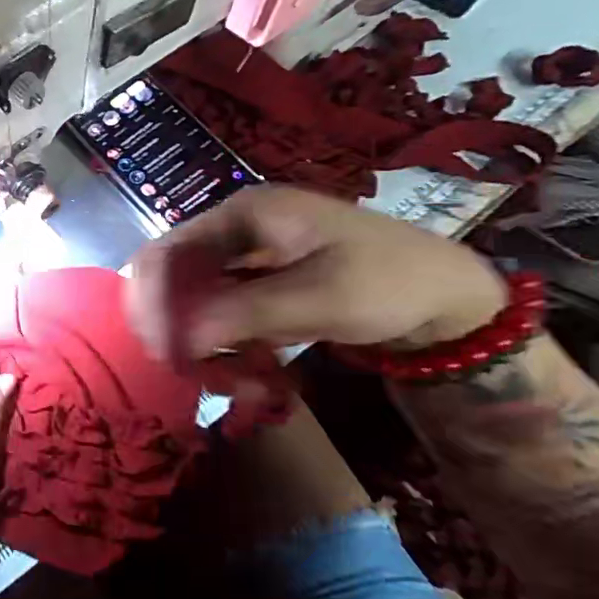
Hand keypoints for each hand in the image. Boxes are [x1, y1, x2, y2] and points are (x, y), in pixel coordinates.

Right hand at [128, 186, 506, 359]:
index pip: (167, 252)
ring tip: (243, 384)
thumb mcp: (318, 298)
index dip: (152, 302)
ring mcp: (250, 259)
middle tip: (200, 377)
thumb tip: (172, 339)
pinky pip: (224, 319)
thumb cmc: (387, 282)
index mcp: (245, 214)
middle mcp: (237, 231)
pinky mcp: (263, 287)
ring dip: (207, 348)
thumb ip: (241, 314)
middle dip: (180, 332)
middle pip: (176, 280)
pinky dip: (230, 349)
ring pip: (197, 305)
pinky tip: (255, 376)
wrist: (446, 296)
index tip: (163, 354)